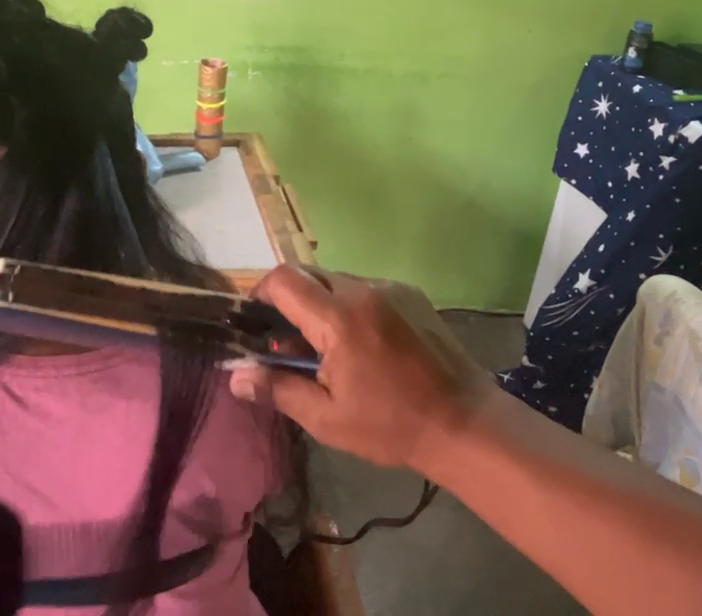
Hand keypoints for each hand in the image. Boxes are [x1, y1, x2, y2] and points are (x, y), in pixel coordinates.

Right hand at [230, 266, 491, 470]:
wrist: (465, 422)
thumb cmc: (391, 426)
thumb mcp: (327, 418)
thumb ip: (279, 389)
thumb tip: (236, 378)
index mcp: (338, 319)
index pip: (283, 279)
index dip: (261, 295)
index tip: (258, 324)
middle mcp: (362, 290)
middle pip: (308, 274)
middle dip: (290, 301)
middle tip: (291, 343)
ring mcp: (390, 288)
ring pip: (336, 280)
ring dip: (321, 304)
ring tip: (329, 348)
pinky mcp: (411, 293)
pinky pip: (365, 288)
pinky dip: (351, 306)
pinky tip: (363, 343)